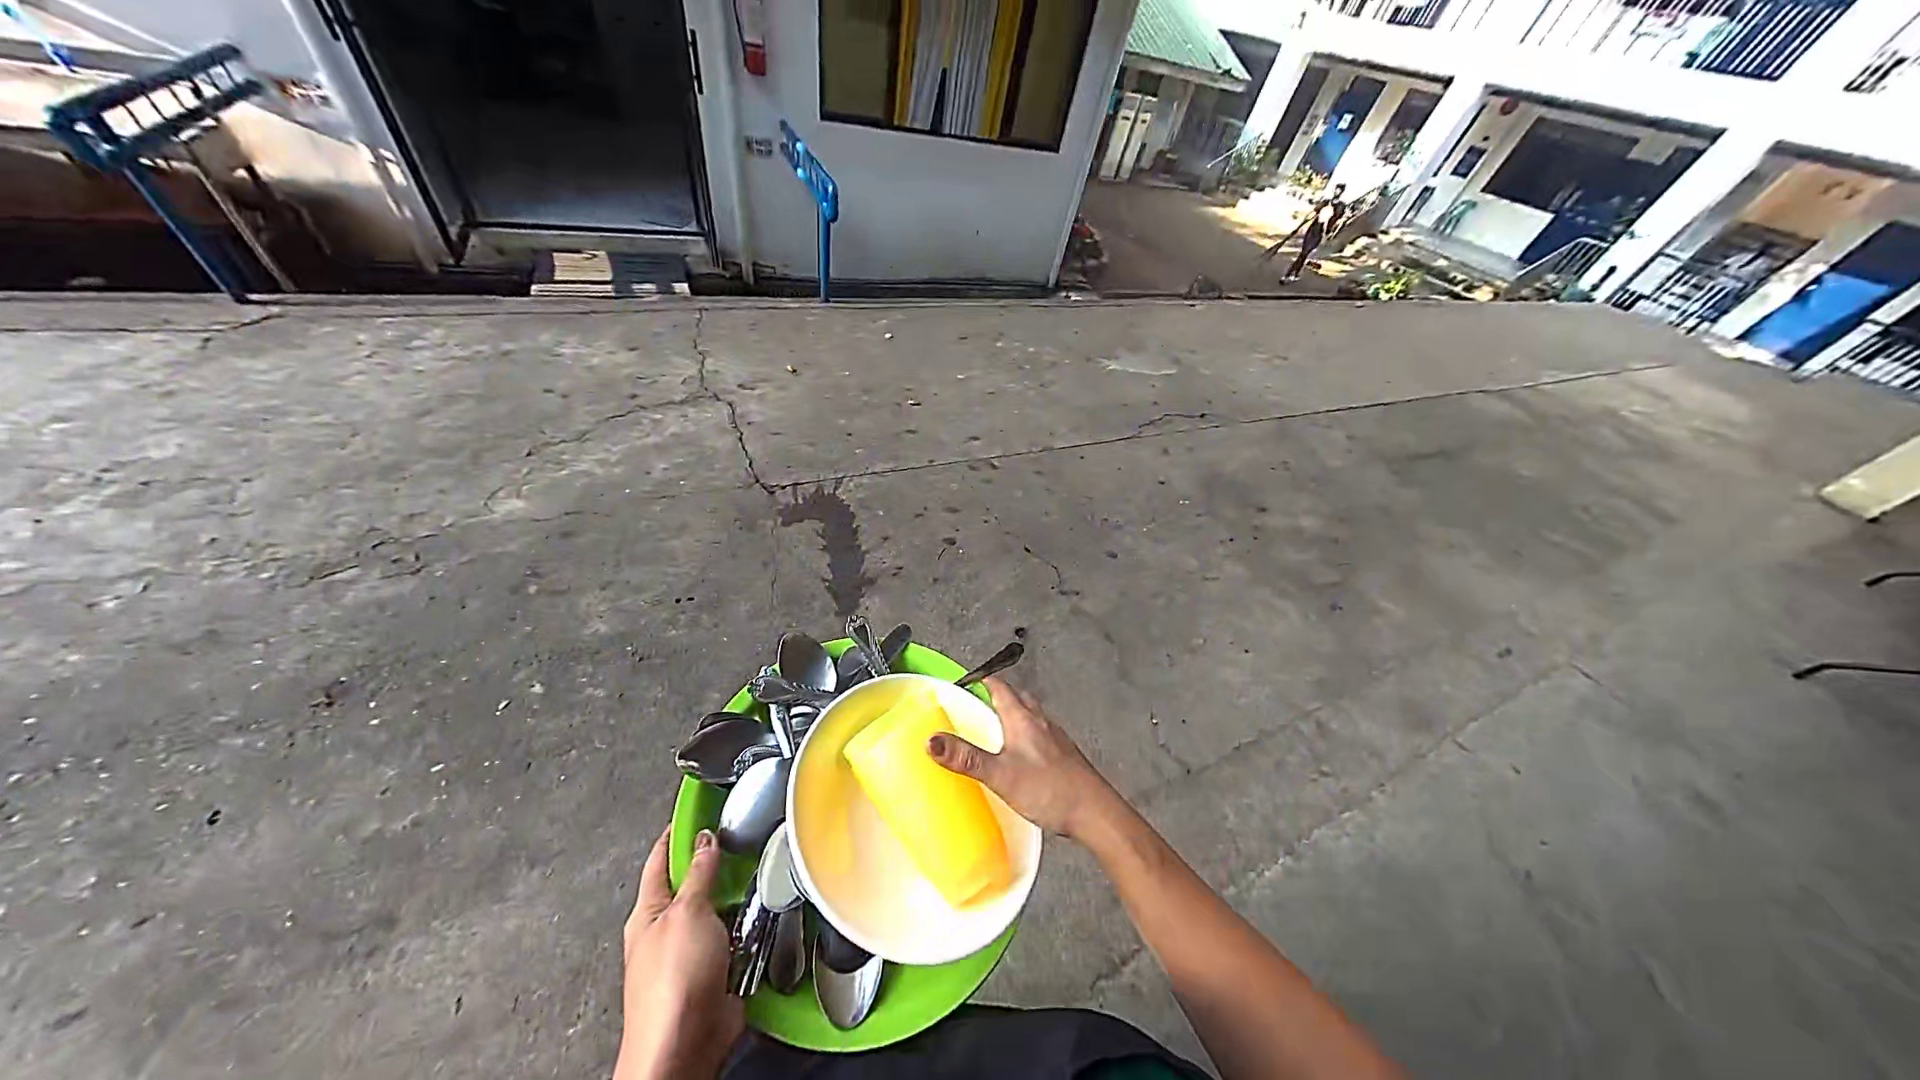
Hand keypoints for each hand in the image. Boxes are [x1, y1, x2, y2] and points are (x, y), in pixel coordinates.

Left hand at [612, 829, 742, 1079]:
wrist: (685, 1045)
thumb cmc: (670, 986)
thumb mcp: (687, 912)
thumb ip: (699, 874)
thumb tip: (705, 840)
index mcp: (649, 911)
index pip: (662, 859)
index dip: (678, 833)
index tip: (696, 811)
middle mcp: (670, 930)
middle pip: (697, 883)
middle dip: (720, 867)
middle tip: (740, 844)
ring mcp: (695, 952)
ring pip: (723, 910)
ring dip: (741, 901)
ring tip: (756, 886)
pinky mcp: (719, 972)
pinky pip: (741, 939)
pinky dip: (754, 930)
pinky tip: (764, 923)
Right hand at [928, 675, 1122, 839]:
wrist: (1095, 813)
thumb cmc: (1054, 791)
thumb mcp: (1000, 775)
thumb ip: (966, 759)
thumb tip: (934, 741)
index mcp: (1023, 719)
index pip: (1000, 687)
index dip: (982, 680)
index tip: (967, 681)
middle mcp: (1041, 723)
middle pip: (1016, 697)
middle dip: (997, 695)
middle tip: (979, 701)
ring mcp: (1055, 739)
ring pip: (1030, 716)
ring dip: (1013, 714)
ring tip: (997, 727)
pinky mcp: (1063, 756)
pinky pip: (1041, 736)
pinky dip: (1026, 736)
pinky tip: (1021, 756)